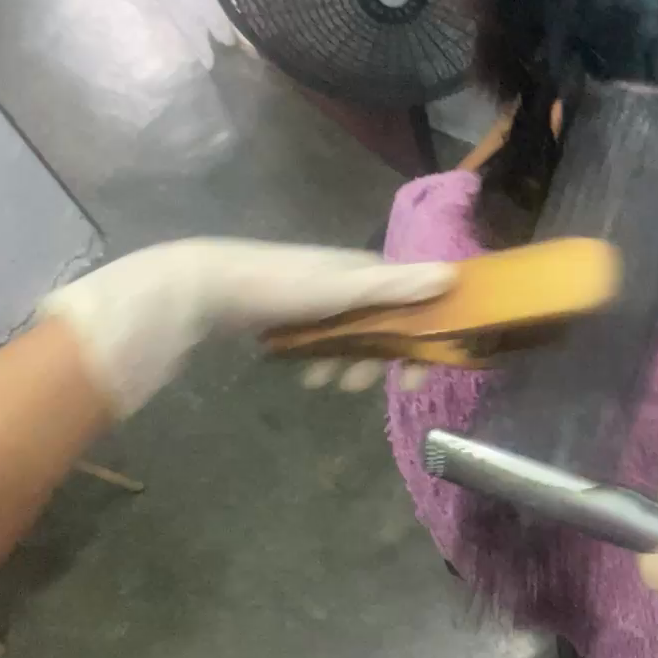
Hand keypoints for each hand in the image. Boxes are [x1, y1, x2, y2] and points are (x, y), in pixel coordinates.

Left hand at [38, 239, 452, 415]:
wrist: (202, 288)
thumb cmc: (279, 287)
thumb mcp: (344, 289)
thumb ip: (397, 287)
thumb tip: (455, 276)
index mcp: (365, 270)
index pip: (415, 303)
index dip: (424, 338)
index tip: (419, 375)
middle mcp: (347, 280)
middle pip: (385, 325)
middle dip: (379, 359)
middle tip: (362, 387)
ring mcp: (318, 297)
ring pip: (353, 338)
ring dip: (348, 365)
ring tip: (328, 384)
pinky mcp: (293, 313)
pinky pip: (324, 341)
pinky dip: (323, 361)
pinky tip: (307, 375)